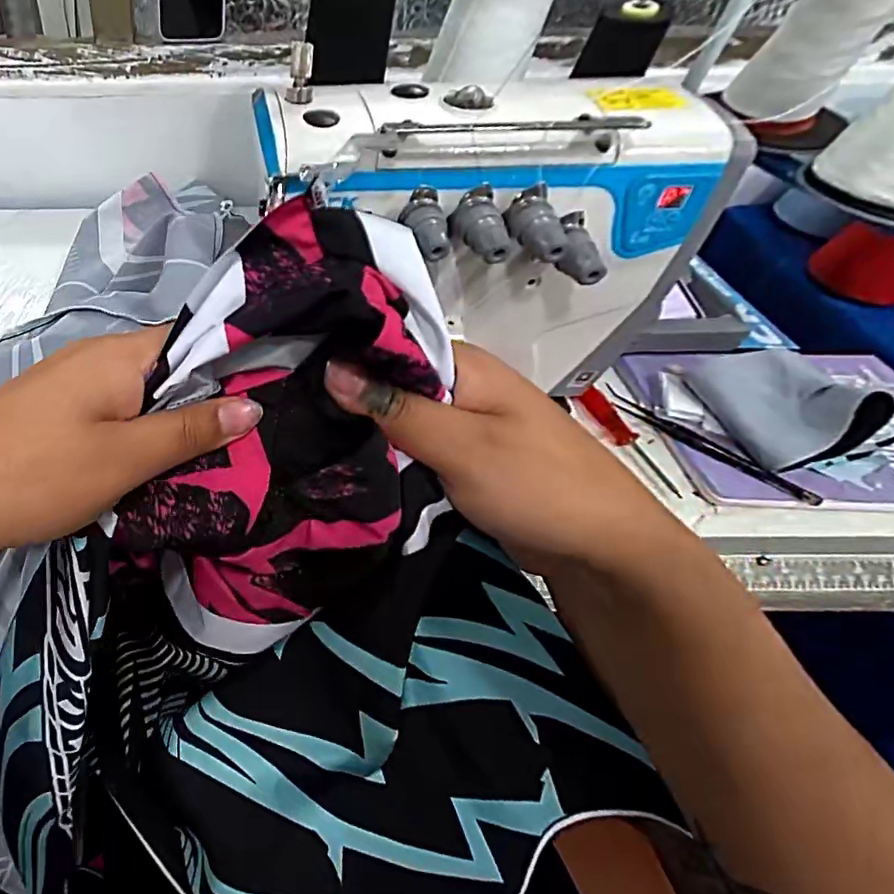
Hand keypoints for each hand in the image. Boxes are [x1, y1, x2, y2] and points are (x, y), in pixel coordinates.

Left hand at [0, 326, 261, 571]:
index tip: (274, 400)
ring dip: (171, 430)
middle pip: (171, 370)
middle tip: (246, 452)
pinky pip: (114, 417)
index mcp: (119, 354)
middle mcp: (96, 357)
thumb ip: (189, 430)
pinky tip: (149, 473)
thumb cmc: (34, 475)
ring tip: (206, 468)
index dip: (236, 363)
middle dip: (207, 408)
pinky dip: (137, 441)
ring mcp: (71, 385)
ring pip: (143, 399)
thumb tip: (253, 405)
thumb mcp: (123, 459)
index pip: (196, 337)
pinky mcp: (54, 414)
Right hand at [325, 343, 700, 575]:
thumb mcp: (460, 445)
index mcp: (463, 365)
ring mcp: (463, 424)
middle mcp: (461, 386)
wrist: (602, 551)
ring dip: (366, 428)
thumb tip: (332, 368)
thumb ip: (396, 407)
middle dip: (349, 395)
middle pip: (391, 379)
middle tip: (291, 411)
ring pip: (400, 416)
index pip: (390, 342)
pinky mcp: (462, 458)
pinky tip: (352, 463)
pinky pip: (416, 447)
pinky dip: (389, 454)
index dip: (344, 353)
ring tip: (308, 435)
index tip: (291, 368)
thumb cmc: (538, 485)